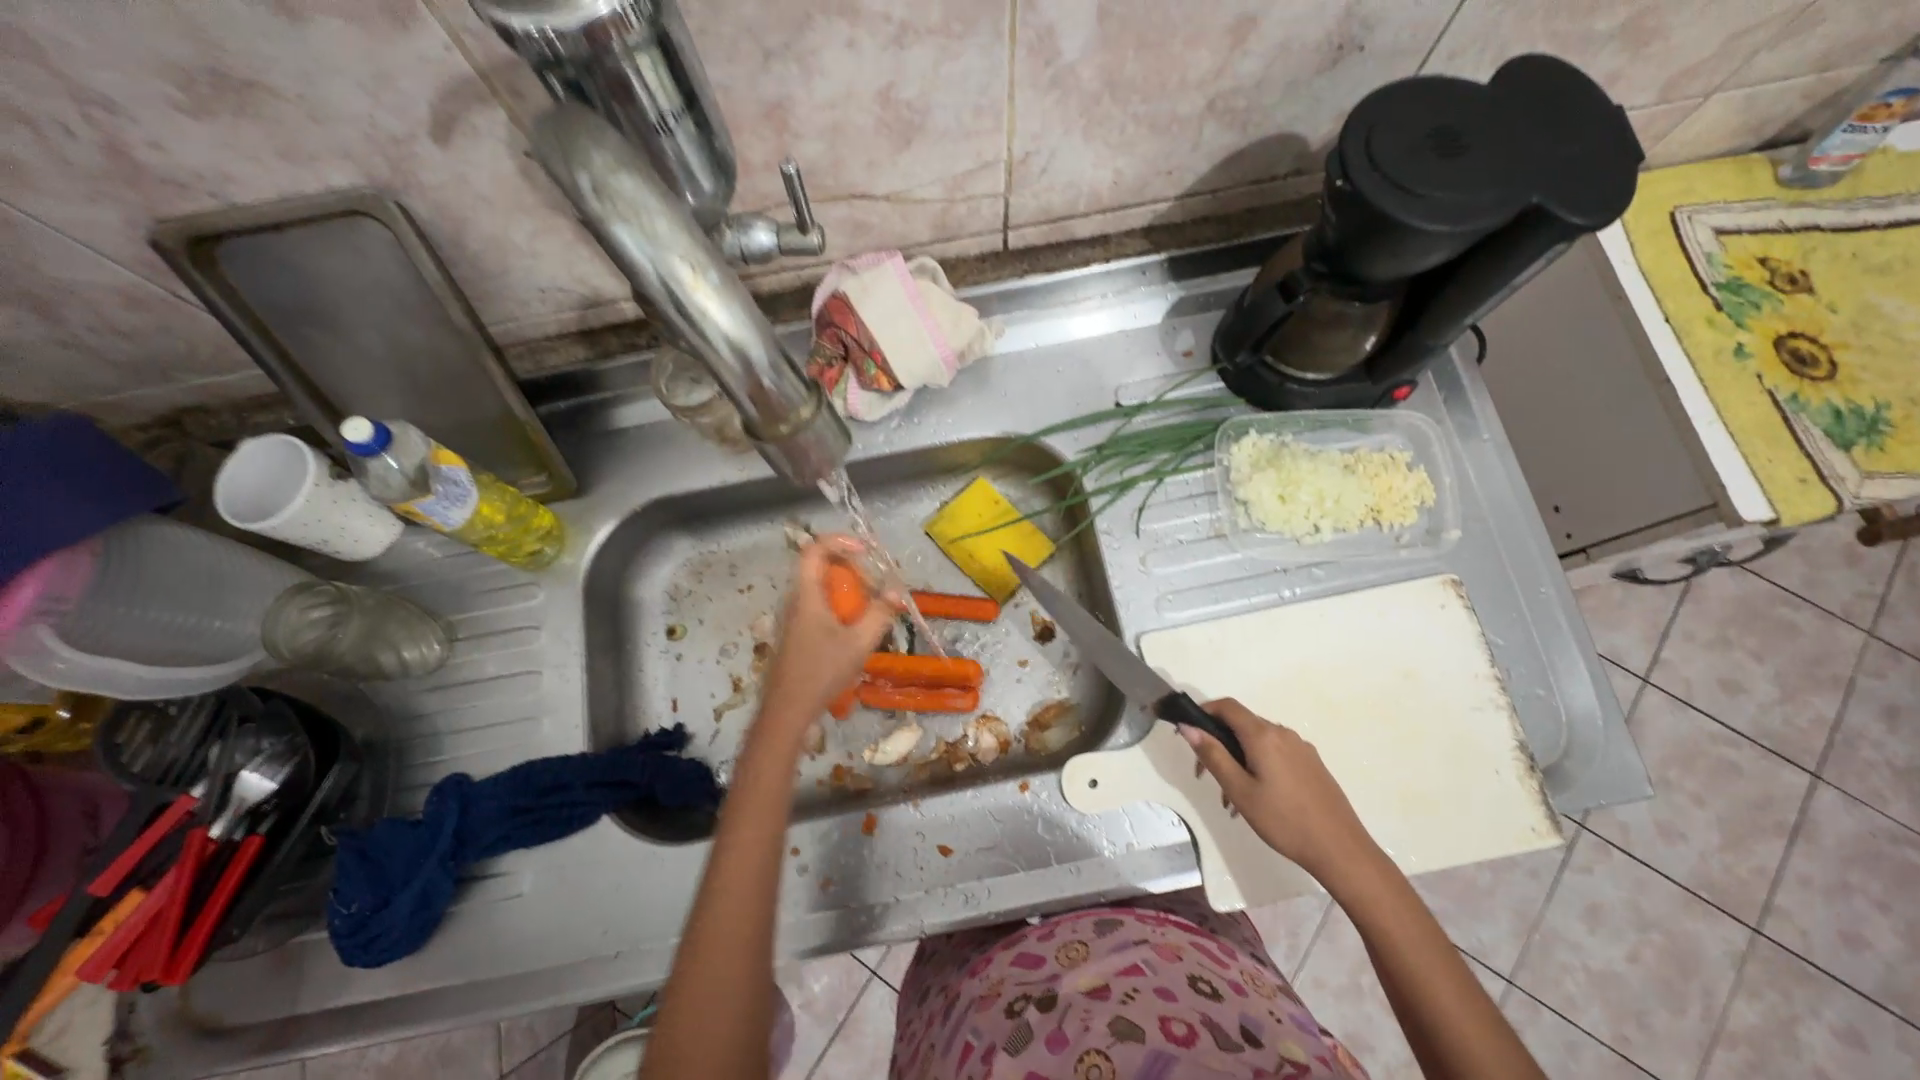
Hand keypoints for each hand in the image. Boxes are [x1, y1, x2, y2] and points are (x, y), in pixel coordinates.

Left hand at [755, 535, 899, 734]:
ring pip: (820, 588)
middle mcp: (795, 600)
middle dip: (851, 569)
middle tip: (876, 587)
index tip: (866, 551)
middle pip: (820, 567)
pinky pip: (818, 606)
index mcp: (806, 595)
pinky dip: (839, 607)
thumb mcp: (858, 644)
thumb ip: (879, 615)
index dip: (840, 541)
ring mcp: (793, 617)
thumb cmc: (821, 673)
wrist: (787, 710)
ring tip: (871, 608)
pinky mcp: (796, 634)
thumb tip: (897, 593)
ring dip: (847, 590)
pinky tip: (855, 630)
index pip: (815, 549)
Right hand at [1180, 699, 1380, 882]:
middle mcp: (1283, 733)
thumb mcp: (1240, 790)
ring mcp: (1301, 748)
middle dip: (1219, 743)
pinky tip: (1258, 799)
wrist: (1339, 848)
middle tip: (1206, 777)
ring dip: (1238, 759)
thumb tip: (1188, 726)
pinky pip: (1276, 754)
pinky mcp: (1312, 764)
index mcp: (1264, 735)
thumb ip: (1213, 755)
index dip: (1203, 712)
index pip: (1227, 706)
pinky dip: (1258, 766)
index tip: (1186, 733)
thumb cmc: (1283, 820)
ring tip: (1232, 800)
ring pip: (1259, 743)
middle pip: (1242, 724)